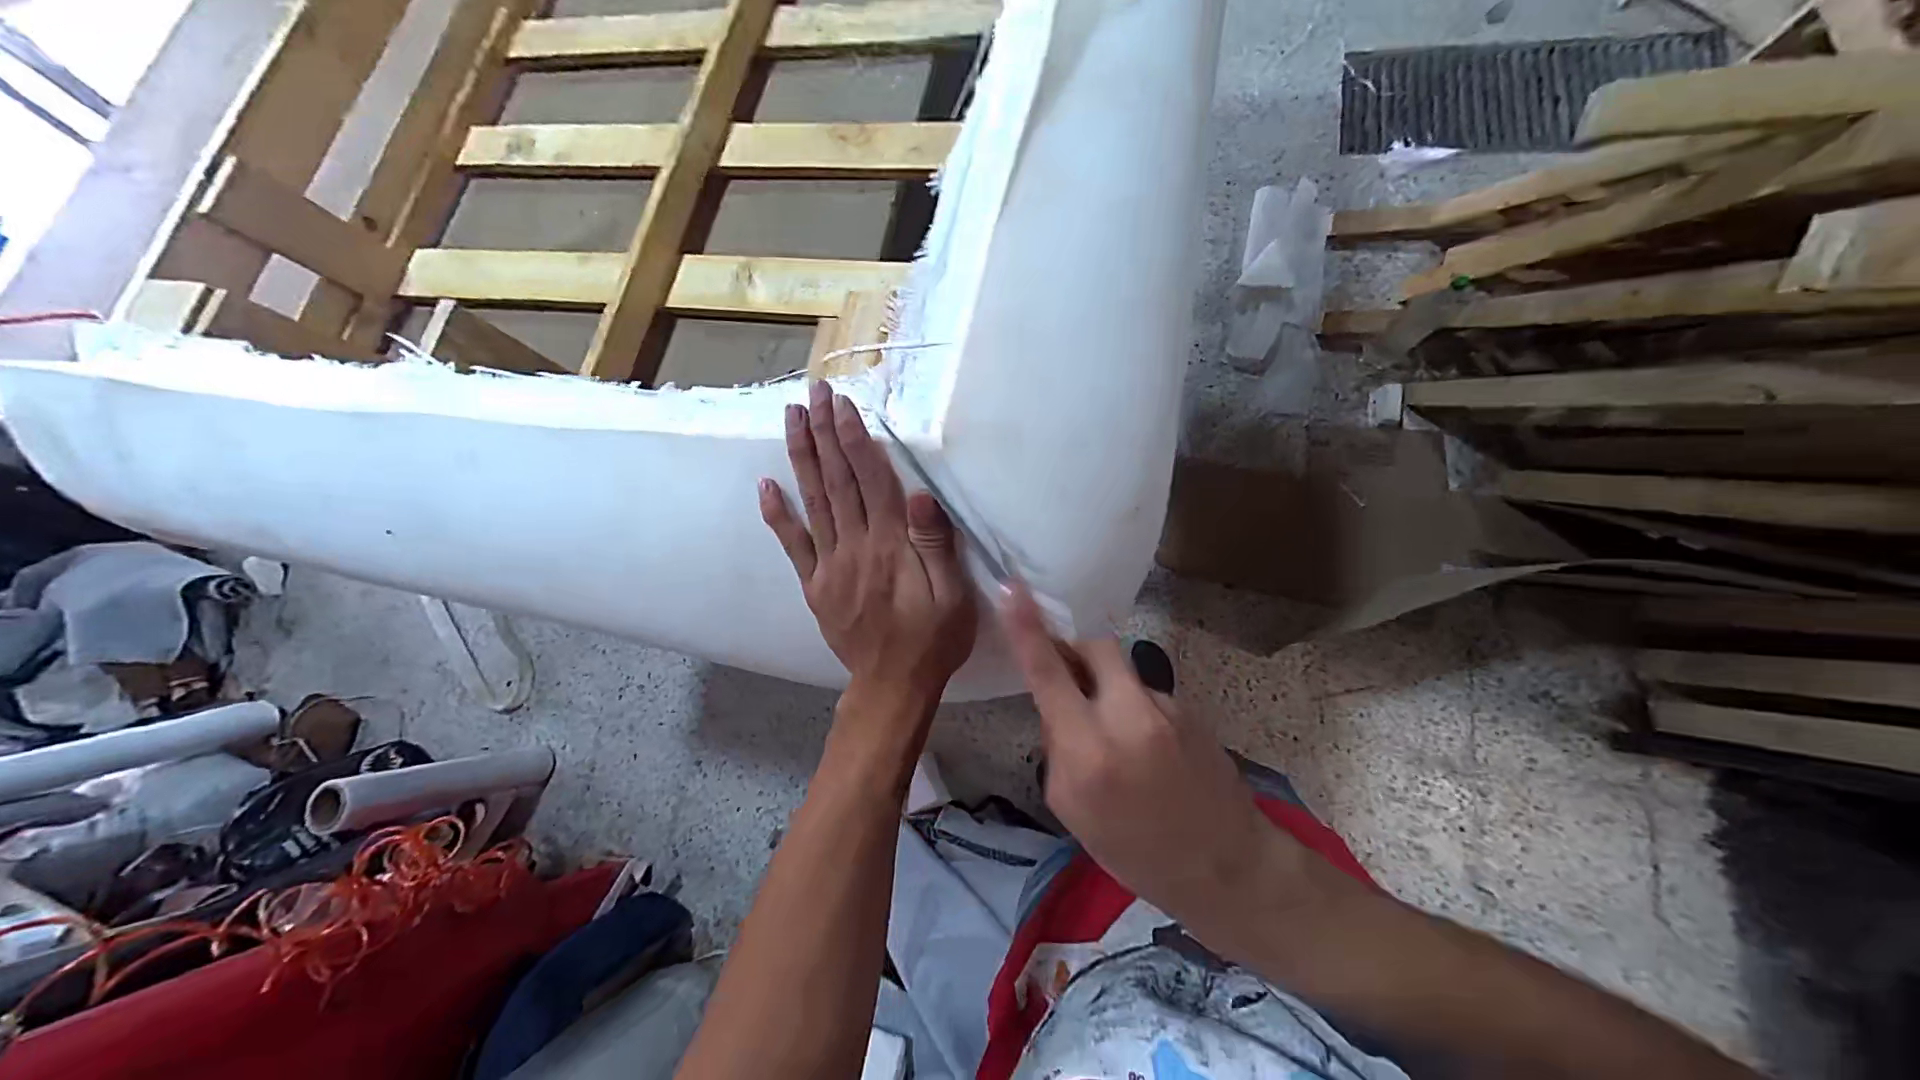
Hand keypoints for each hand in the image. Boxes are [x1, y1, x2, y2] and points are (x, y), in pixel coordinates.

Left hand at [760, 380, 977, 710]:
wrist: (893, 685)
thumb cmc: (933, 639)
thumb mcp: (953, 596)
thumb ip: (936, 545)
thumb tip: (922, 494)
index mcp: (892, 545)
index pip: (870, 480)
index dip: (855, 439)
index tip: (842, 404)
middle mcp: (856, 546)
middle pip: (838, 481)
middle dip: (825, 433)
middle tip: (814, 393)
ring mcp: (830, 565)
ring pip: (814, 502)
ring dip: (802, 458)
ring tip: (791, 418)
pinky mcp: (815, 585)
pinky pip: (793, 545)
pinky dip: (778, 515)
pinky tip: (766, 485)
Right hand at [998, 586, 1283, 933]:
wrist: (1224, 866)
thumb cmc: (1132, 850)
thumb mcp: (1070, 807)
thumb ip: (1058, 747)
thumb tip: (1057, 706)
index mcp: (1088, 749)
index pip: (1048, 673)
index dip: (1026, 628)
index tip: (1013, 588)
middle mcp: (1127, 716)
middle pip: (1094, 645)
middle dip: (1075, 648)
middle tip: (1067, 667)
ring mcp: (1165, 708)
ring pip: (1121, 671)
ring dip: (1107, 687)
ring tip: (1117, 734)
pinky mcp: (1190, 709)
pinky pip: (1146, 693)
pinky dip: (1134, 709)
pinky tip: (1149, 747)